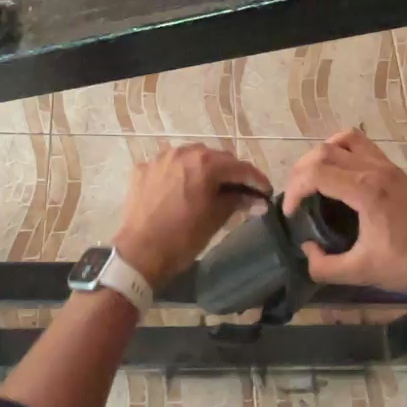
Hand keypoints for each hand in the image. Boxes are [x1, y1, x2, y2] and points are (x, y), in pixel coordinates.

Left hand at [113, 144, 270, 284]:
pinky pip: (169, 167)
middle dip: (230, 173)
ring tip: (211, 188)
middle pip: (215, 158)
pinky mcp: (143, 170)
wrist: (140, 254)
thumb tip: (257, 199)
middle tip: (241, 191)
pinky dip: (179, 175)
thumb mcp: (216, 218)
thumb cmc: (183, 237)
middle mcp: (182, 152)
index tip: (266, 191)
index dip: (256, 179)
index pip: (239, 167)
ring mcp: (160, 159)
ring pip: (190, 158)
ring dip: (204, 170)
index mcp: (205, 162)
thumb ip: (238, 201)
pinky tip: (182, 190)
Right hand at [282, 129, 406, 301]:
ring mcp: (387, 166)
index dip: (294, 190)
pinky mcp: (395, 170)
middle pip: (324, 151)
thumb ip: (325, 266)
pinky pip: (361, 144)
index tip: (289, 213)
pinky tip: (338, 175)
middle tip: (296, 198)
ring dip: (321, 155)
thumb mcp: (362, 272)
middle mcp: (374, 169)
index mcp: (365, 190)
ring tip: (314, 180)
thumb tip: (306, 250)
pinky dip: (342, 150)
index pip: (316, 173)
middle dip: (301, 171)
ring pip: (344, 140)